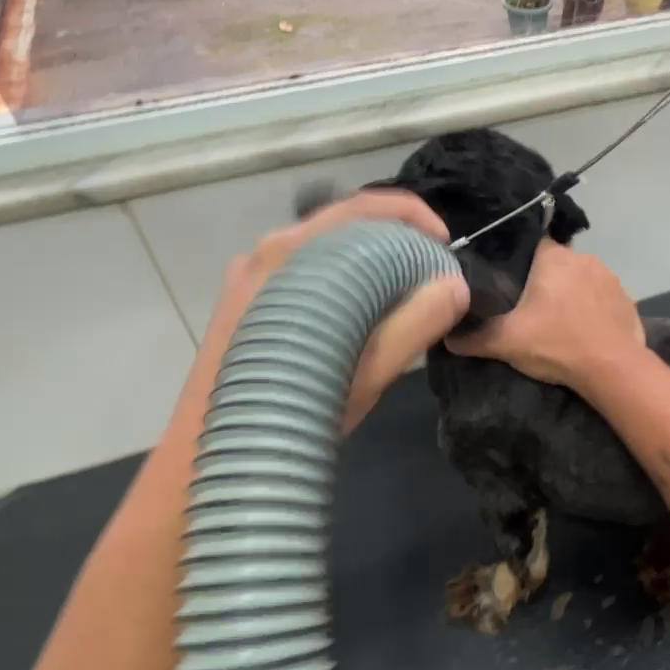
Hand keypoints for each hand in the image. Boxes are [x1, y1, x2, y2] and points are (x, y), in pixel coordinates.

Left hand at [202, 190, 469, 432]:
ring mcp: (250, 276)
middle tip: (432, 272)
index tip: (447, 246)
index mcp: (289, 256)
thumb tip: (456, 286)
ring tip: (407, 289)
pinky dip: (345, 274)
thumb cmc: (290, 415)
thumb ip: (414, 324)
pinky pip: (307, 268)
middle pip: (342, 221)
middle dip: (396, 238)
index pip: (361, 208)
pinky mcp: (246, 301)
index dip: (413, 216)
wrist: (213, 461)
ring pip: (325, 245)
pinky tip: (365, 308)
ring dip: (371, 257)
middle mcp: (266, 253)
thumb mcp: (366, 373)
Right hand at [446, 239, 644, 388]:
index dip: (516, 261)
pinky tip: (584, 329)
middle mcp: (584, 258)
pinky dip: (592, 309)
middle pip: (555, 262)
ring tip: (556, 320)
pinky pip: (602, 297)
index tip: (506, 280)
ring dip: (570, 294)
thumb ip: (474, 338)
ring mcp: (610, 277)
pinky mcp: (626, 299)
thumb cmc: (556, 344)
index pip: (530, 244)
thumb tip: (447, 337)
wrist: (612, 369)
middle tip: (527, 306)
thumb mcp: (506, 342)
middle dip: (543, 280)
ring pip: (580, 279)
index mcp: (554, 257)